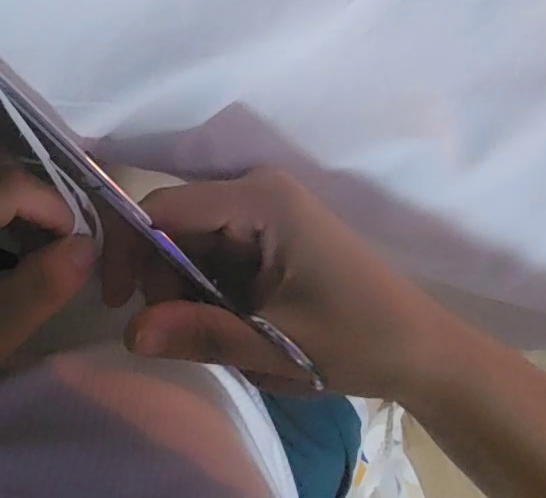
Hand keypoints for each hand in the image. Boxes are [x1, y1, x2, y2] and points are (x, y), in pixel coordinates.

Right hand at [101, 167, 465, 398]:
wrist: (431, 356)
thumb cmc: (362, 342)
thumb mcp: (279, 347)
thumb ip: (203, 334)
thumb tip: (128, 333)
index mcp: (259, 200)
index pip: (163, 208)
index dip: (128, 248)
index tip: (114, 300)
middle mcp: (253, 190)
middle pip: (172, 223)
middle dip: (158, 276)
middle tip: (168, 332)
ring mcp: (259, 208)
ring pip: (186, 239)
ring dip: (179, 285)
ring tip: (203, 332)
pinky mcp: (263, 230)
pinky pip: (210, 249)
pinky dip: (202, 286)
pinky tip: (221, 319)